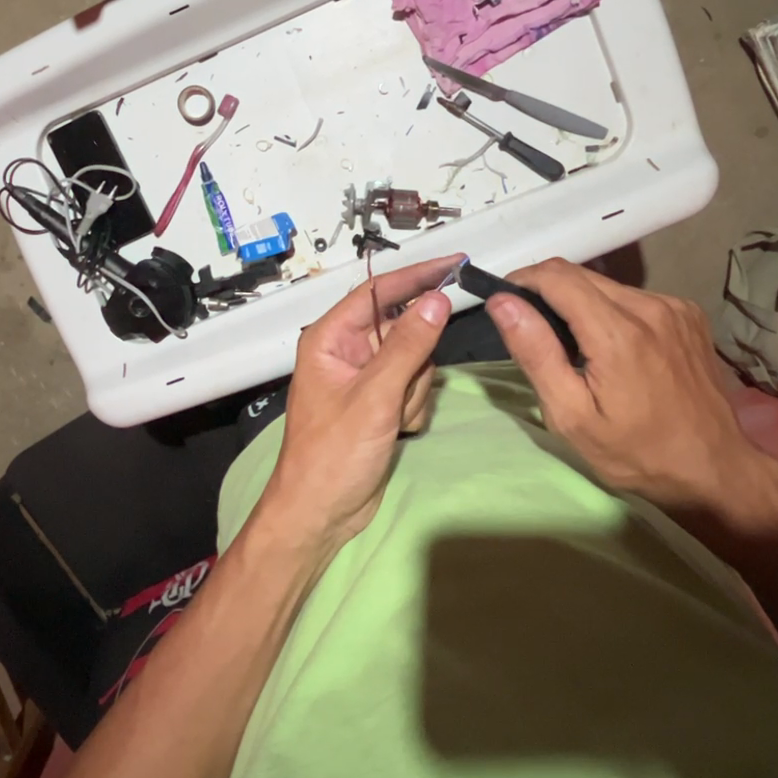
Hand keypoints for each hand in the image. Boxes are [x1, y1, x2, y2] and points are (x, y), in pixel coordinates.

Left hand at [262, 254, 460, 545]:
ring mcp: (366, 377)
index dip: (416, 276)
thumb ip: (408, 347)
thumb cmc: (334, 453)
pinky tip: (395, 432)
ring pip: (415, 361)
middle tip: (400, 394)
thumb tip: (437, 300)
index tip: (456, 264)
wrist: (321, 512)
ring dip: (412, 392)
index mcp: (330, 338)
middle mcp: (347, 350)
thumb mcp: (374, 397)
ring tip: (391, 421)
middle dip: (413, 363)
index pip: (378, 292)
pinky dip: (411, 409)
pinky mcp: (380, 401)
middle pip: (404, 330)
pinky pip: (413, 388)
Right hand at [486, 259, 777, 523]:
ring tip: (569, 344)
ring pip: (604, 284)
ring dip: (576, 301)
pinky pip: (631, 296)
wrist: (713, 470)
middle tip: (529, 328)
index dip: (521, 280)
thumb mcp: (570, 415)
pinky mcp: (687, 313)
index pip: (556, 276)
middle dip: (544, 291)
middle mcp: (649, 307)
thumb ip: (536, 352)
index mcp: (618, 332)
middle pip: (579, 275)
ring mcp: (674, 307)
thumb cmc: (634, 452)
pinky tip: (608, 346)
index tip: (502, 301)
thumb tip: (502, 302)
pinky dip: (607, 310)